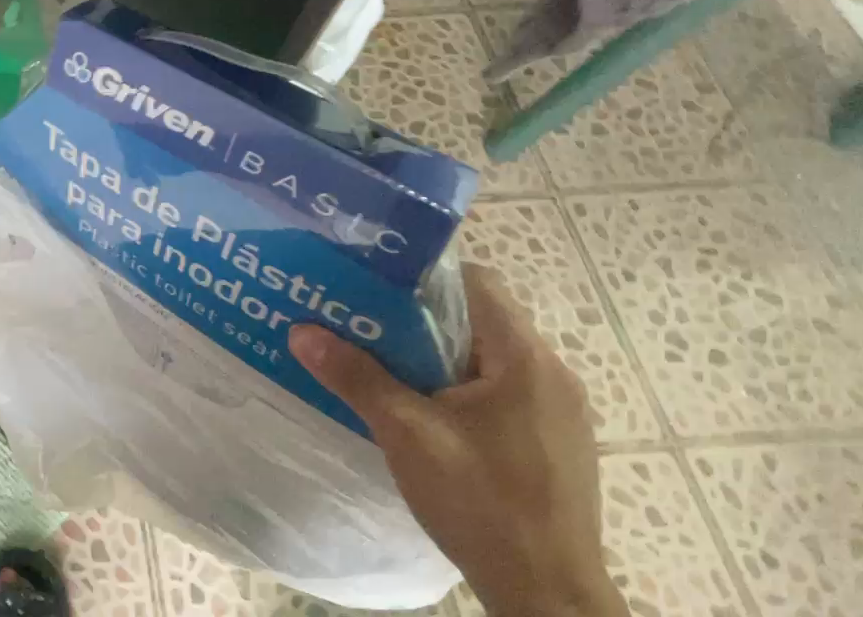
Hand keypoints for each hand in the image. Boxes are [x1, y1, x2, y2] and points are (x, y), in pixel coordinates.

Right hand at [288, 265, 627, 616]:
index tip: (372, 288)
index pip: (476, 281)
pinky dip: (463, 386)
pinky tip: (427, 413)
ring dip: (440, 355)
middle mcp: (552, 372)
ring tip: (385, 365)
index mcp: (525, 358)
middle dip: (420, 317)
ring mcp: (560, 410)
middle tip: (365, 325)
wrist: (550, 596)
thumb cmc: (481, 503)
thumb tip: (301, 331)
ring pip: (490, 356)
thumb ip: (355, 377)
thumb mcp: (406, 434)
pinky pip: (503, 389)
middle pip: (481, 317)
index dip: (421, 277)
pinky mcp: (557, 440)